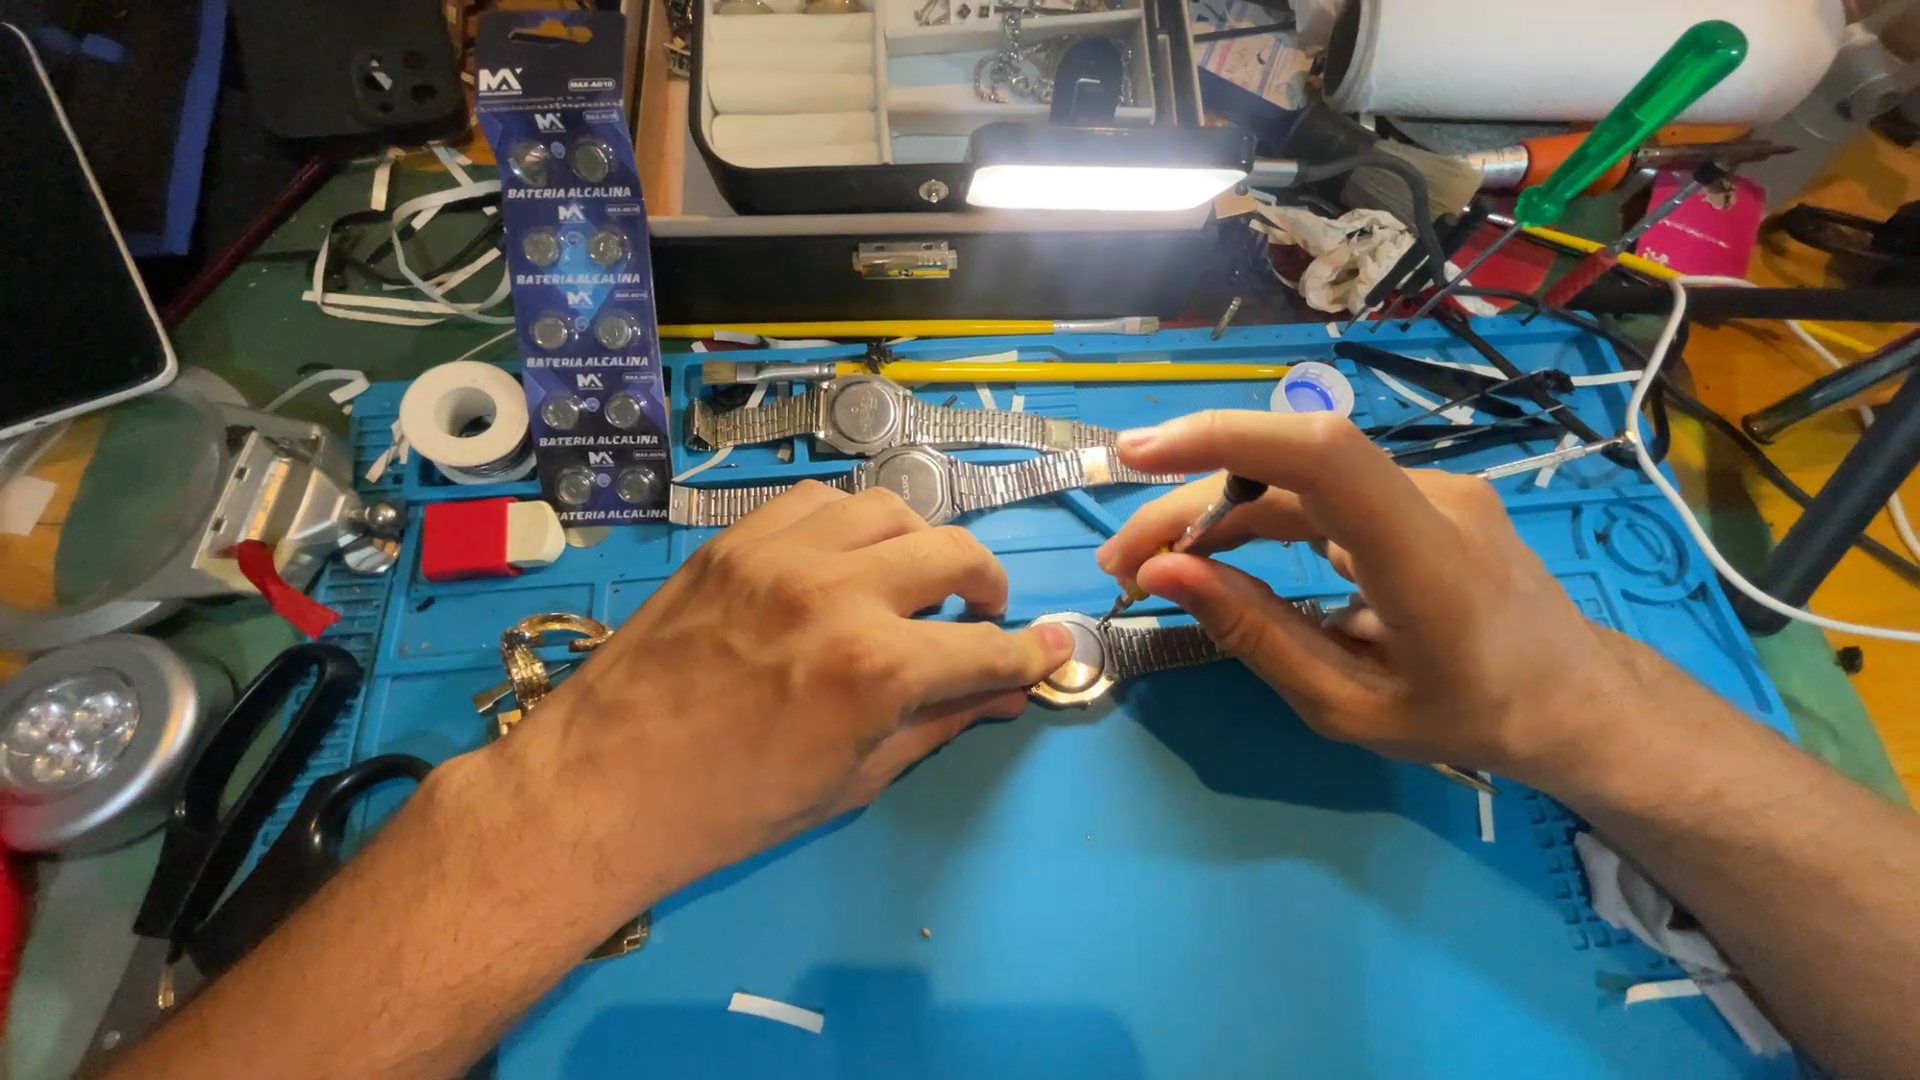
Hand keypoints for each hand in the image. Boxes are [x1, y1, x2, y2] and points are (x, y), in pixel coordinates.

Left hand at [508, 482, 1075, 906]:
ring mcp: (783, 554)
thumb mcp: (855, 778)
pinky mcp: (738, 539)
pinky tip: (848, 554)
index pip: (985, 647)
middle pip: (954, 555)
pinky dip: (853, 523)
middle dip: (990, 586)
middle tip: (984, 612)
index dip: (1028, 653)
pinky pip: (820, 501)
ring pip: (891, 510)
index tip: (1048, 649)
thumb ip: (941, 723)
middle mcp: (839, 591)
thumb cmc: (735, 805)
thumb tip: (1008, 692)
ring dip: (923, 543)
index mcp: (875, 668)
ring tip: (916, 576)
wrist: (604, 785)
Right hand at [1096, 411, 1653, 785]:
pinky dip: (1249, 520)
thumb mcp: (1347, 703)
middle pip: (1280, 471)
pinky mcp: (1408, 497)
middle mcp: (1426, 498)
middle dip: (1183, 506)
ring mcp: (1421, 489)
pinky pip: (1313, 496)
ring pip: (1287, 482)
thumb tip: (1162, 575)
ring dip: (1209, 515)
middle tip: (1119, 561)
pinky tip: (1213, 557)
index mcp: (1422, 557)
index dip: (1223, 438)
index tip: (1138, 455)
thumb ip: (1253, 634)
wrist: (1579, 701)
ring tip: (1150, 564)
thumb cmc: (1470, 716)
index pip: (1318, 457)